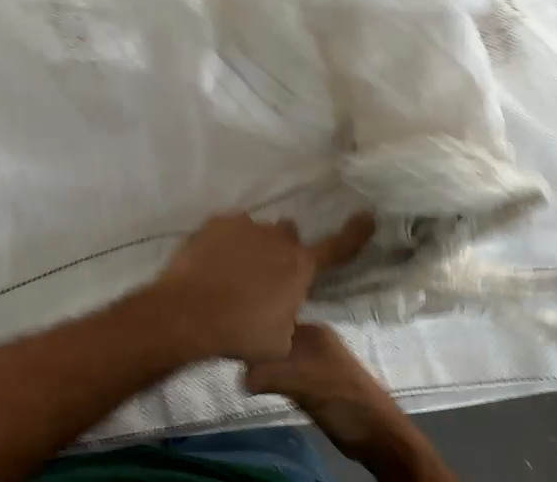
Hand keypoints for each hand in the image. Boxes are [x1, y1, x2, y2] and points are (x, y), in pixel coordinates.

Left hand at [146, 211, 374, 362]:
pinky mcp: (215, 222)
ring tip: (232, 272)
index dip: (355, 233)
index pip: (337, 248)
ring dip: (252, 246)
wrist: (189, 312)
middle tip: (266, 274)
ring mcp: (244, 226)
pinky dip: (226, 243)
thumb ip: (290, 316)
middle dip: (284, 249)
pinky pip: (228, 229)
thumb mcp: (280, 340)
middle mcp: (276, 239)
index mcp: (300, 267)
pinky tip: (213, 264)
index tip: (367, 215)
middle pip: (289, 235)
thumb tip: (283, 308)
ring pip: (257, 231)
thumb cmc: (240, 333)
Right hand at [246, 325, 456, 481]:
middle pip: (274, 336)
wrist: (380, 438)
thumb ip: (266, 374)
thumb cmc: (342, 400)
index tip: (228, 331)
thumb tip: (239, 376)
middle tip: (228, 351)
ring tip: (238, 366)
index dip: (252, 324)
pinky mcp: (315, 384)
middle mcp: (314, 340)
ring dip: (262, 364)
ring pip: (279, 356)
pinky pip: (284, 373)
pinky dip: (271, 378)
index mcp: (314, 330)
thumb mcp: (300, 382)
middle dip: (254, 345)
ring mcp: (316, 363)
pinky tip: (258, 383)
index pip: (273, 317)